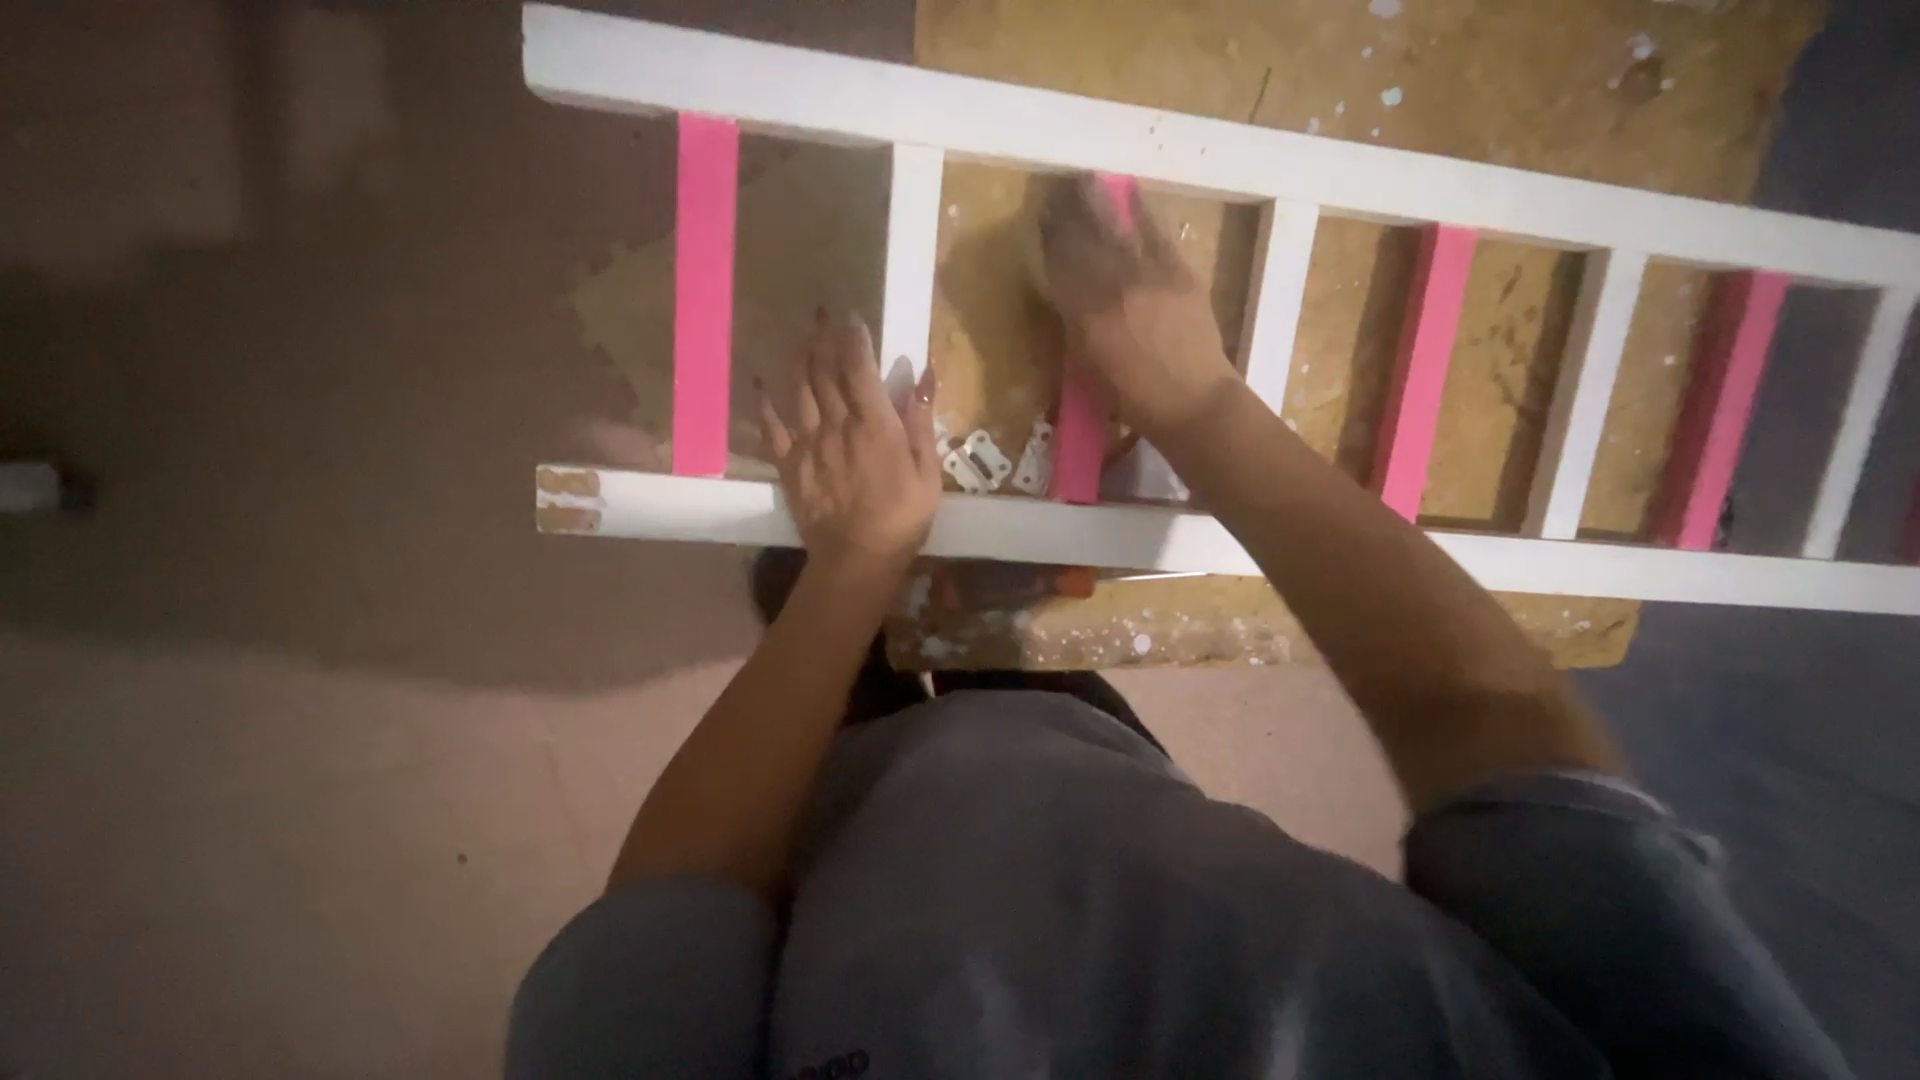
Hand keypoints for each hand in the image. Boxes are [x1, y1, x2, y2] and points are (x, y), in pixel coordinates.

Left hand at [759, 312, 941, 571]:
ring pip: (797, 390)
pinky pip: (771, 427)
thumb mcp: (928, 472)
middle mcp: (837, 425)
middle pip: (824, 372)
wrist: (857, 559)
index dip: (854, 340)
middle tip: (821, 314)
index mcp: (874, 425)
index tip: (851, 318)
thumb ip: (922, 422)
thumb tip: (924, 376)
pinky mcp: (789, 465)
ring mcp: (808, 444)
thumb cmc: (902, 517)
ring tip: (799, 337)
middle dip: (823, 339)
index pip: (860, 369)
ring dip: (797, 359)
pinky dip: (764, 402)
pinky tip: (760, 382)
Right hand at [1037, 176, 1238, 437]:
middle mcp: (1115, 289)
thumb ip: (1073, 326)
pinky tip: (1132, 195)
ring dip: (1100, 204)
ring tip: (1087, 181)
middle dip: (1070, 212)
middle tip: (1058, 189)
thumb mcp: (1088, 367)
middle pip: (1086, 241)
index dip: (1050, 239)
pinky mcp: (1181, 274)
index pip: (1062, 267)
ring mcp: (1151, 277)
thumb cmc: (1133, 399)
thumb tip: (1063, 292)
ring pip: (1119, 232)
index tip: (1040, 217)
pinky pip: (1157, 236)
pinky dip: (1143, 214)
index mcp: (1087, 318)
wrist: (1193, 402)